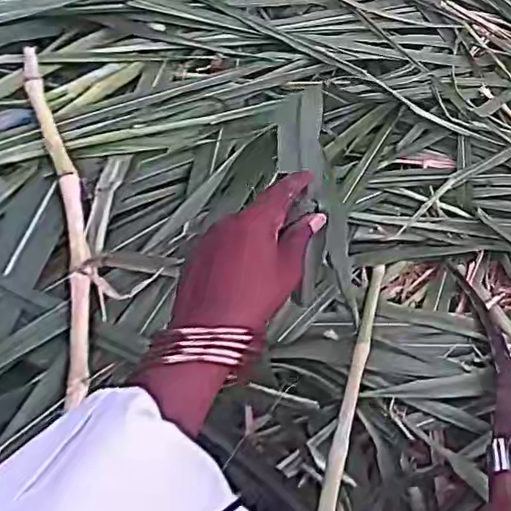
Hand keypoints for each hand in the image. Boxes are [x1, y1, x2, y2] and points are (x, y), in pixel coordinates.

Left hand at [170, 171, 323, 333]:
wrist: (209, 331)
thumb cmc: (251, 300)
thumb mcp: (288, 268)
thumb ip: (301, 237)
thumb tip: (312, 220)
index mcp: (255, 220)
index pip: (280, 191)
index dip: (296, 183)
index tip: (306, 178)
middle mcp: (229, 222)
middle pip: (260, 209)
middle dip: (277, 214)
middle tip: (295, 223)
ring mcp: (210, 237)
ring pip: (240, 225)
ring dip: (256, 232)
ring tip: (269, 255)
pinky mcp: (197, 254)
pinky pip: (223, 240)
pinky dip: (237, 245)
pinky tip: (245, 267)